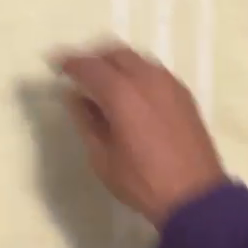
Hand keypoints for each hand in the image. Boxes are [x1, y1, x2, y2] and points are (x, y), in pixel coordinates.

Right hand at [52, 43, 227, 227]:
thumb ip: (86, 121)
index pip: (89, 66)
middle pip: (115, 53)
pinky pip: (153, 71)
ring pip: (136, 59)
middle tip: (78, 73)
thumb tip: (74, 97)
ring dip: (115, 64)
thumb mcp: (102, 158)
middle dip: (93, 58)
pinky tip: (130, 94)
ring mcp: (168, 83)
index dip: (69, 63)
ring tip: (102, 83)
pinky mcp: (182, 93)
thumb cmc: (141, 181)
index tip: (55, 65)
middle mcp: (146, 79)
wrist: (192, 194)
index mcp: (122, 94)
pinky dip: (135, 73)